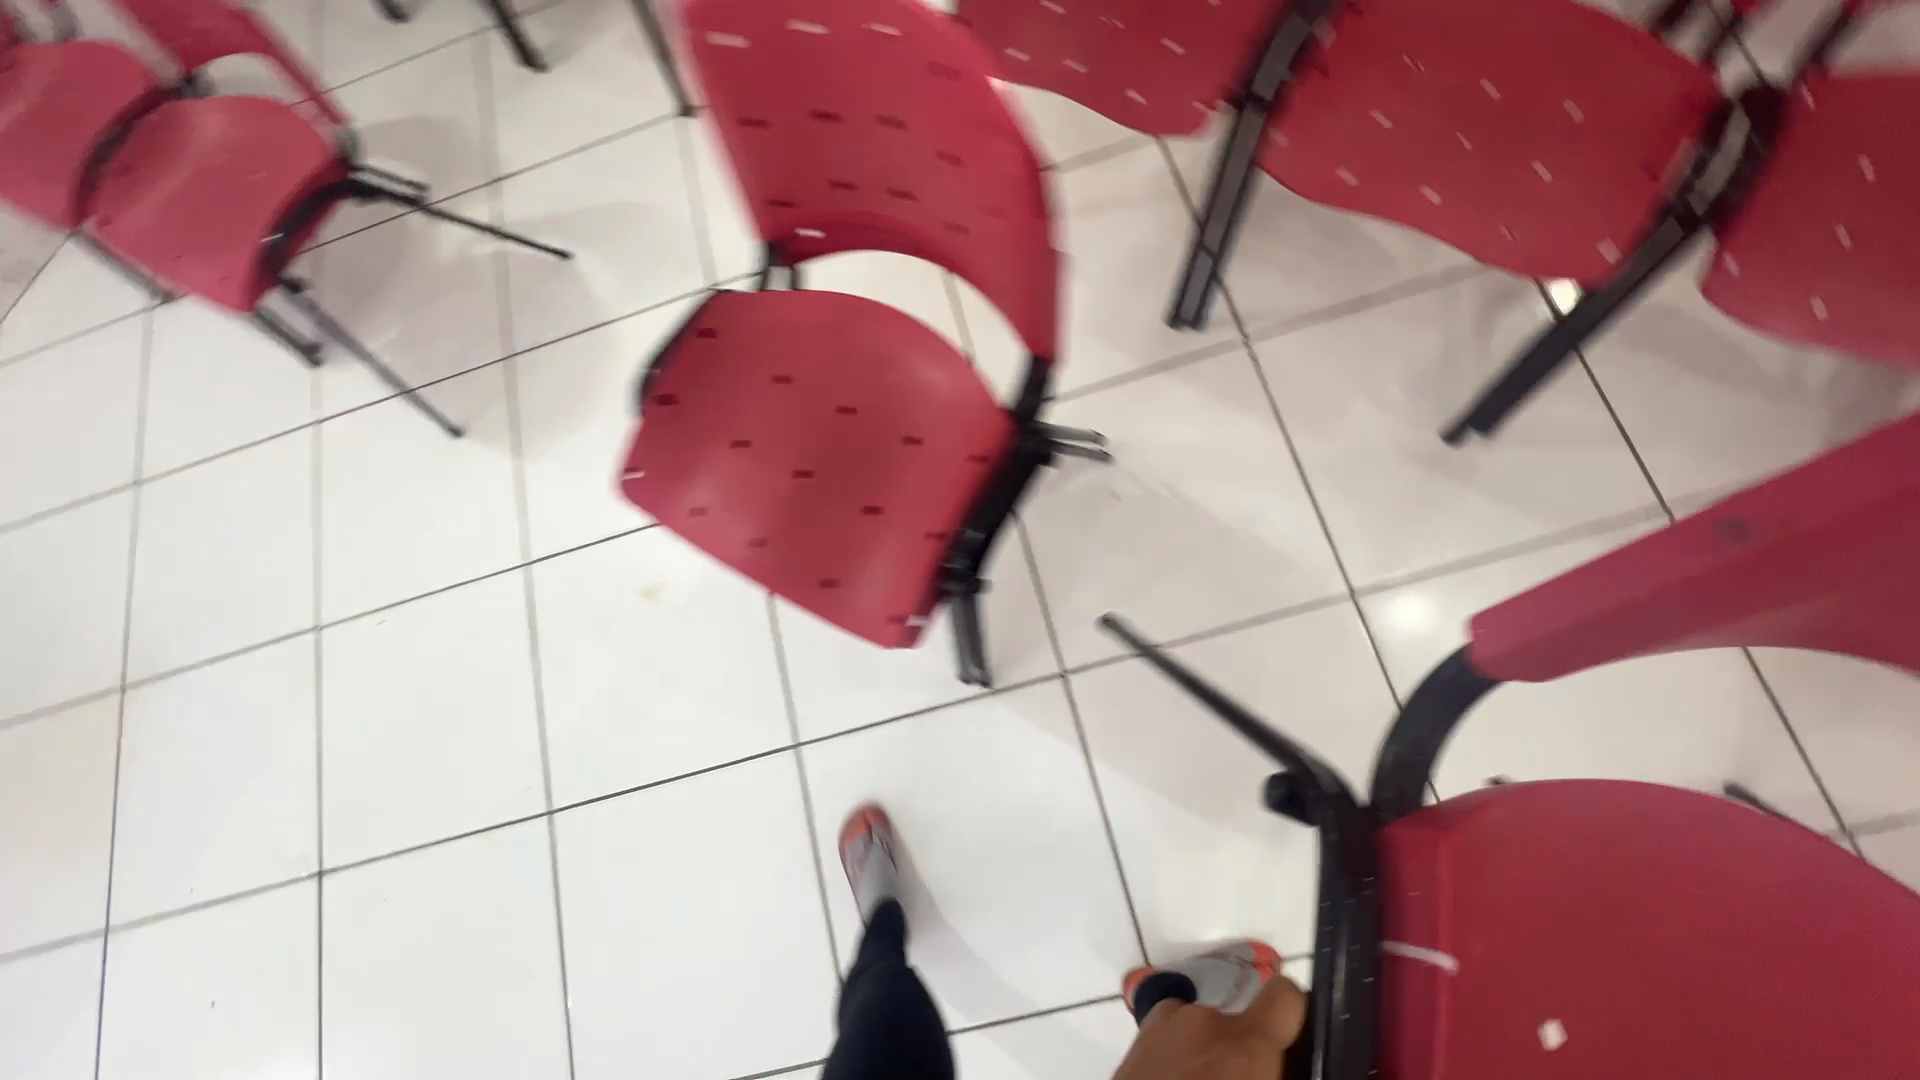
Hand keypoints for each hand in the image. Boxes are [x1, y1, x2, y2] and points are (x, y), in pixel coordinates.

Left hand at [1111, 975, 1307, 1079]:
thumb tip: (1270, 1068)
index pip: (1286, 996)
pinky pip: (1173, 1043)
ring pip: (1204, 1036)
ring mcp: (1162, 1025)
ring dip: (1211, 1064)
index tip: (1298, 1045)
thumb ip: (1267, 1074)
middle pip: (1241, 1029)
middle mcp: (1204, 1022)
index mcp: (1243, 1048)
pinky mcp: (1135, 1041)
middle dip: (1247, 1063)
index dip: (1296, 1015)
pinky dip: (1181, 1066)